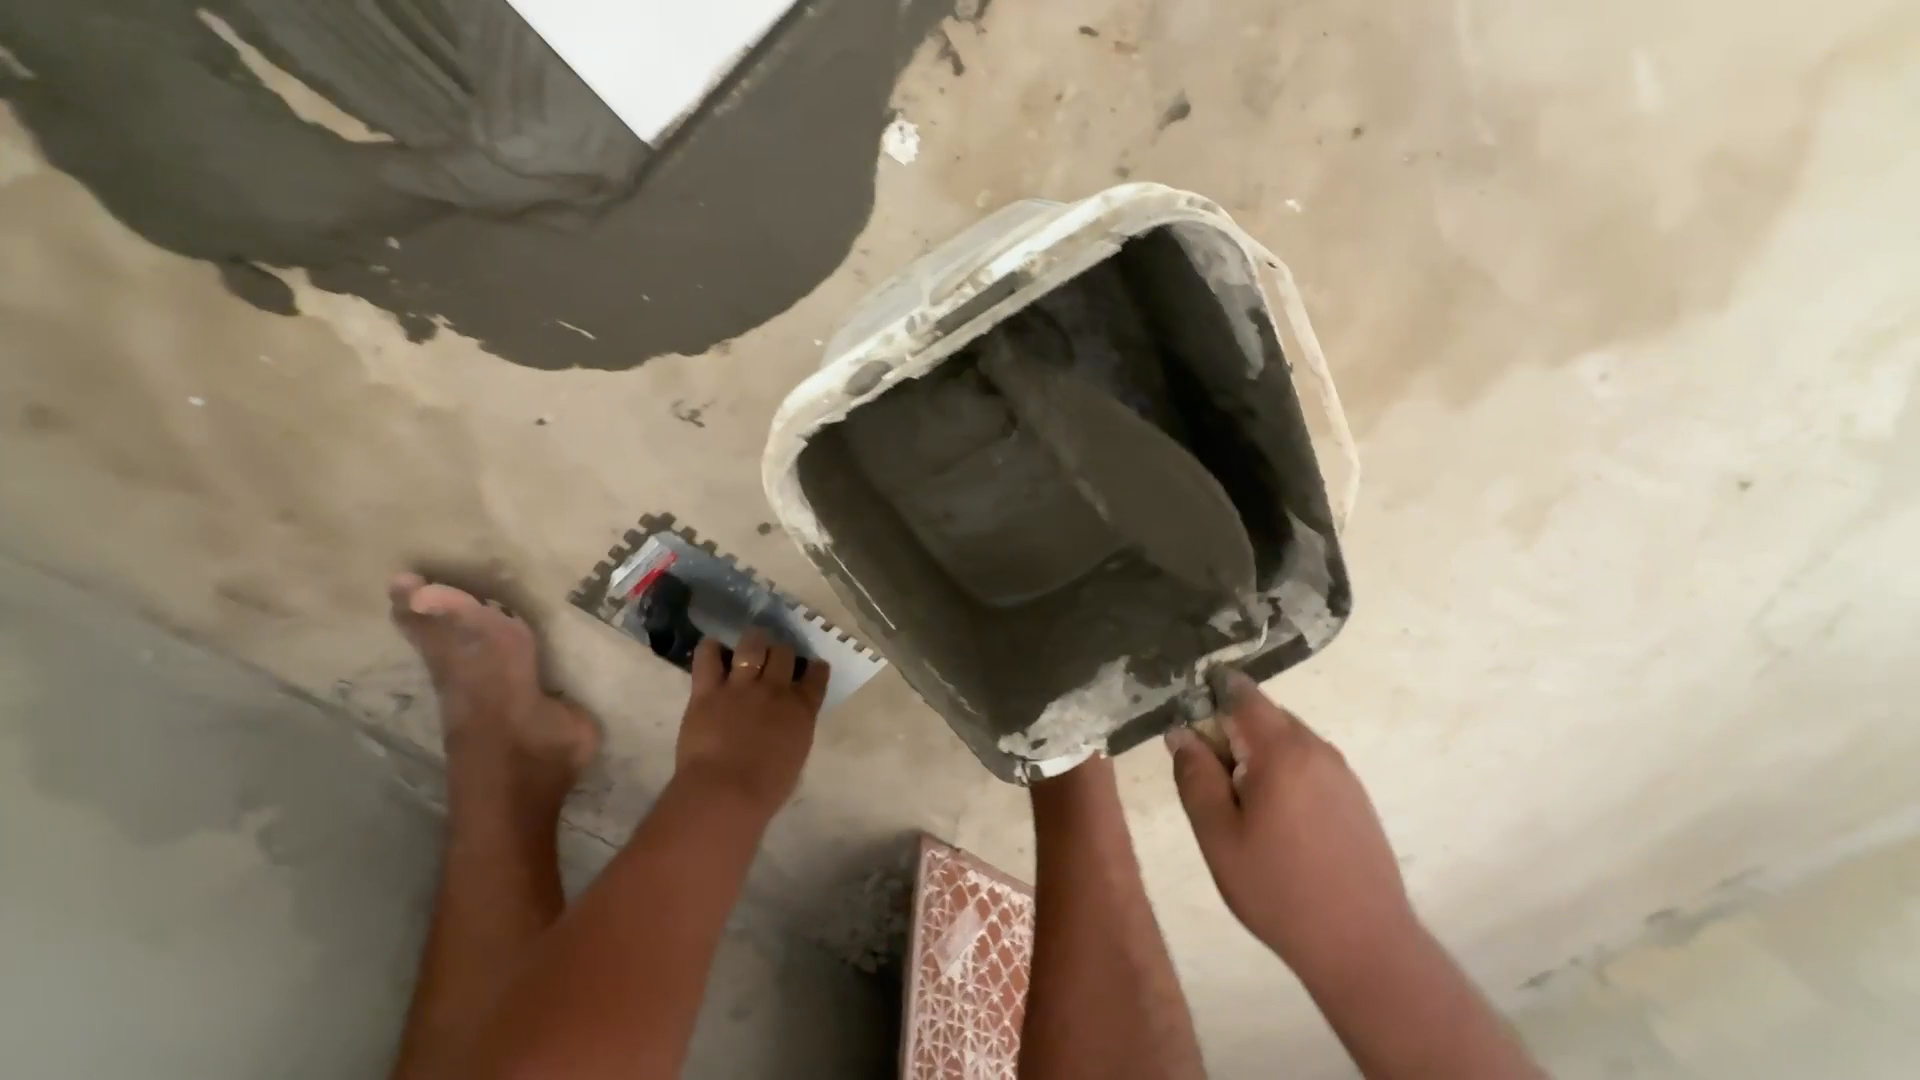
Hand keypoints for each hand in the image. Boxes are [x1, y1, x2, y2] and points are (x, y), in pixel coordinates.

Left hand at [674, 629, 829, 815]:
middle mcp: (775, 690)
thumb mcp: (794, 757)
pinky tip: (712, 648)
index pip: (816, 677)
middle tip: (775, 655)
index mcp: (801, 711)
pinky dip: (710, 649)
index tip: (813, 666)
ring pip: (751, 647)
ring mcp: (741, 687)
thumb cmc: (766, 789)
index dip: (815, 668)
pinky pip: (708, 658)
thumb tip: (785, 725)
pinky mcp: (708, 690)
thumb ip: (793, 732)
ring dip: (752, 642)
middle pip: (783, 654)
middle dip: (781, 651)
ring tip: (749, 642)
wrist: (726, 791)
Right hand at [1166, 672, 1415, 969]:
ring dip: (1254, 755)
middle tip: (1204, 777)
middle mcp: (1317, 748)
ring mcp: (1341, 773)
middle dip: (1228, 731)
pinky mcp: (1354, 798)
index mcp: (1281, 750)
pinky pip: (1306, 765)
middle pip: (1263, 715)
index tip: (1184, 722)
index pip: (1240, 693)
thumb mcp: (1218, 835)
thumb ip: (1194, 776)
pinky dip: (1280, 774)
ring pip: (1285, 741)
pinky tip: (1272, 820)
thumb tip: (1181, 733)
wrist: (1364, 944)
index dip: (1208, 695)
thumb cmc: (1278, 889)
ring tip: (1235, 804)